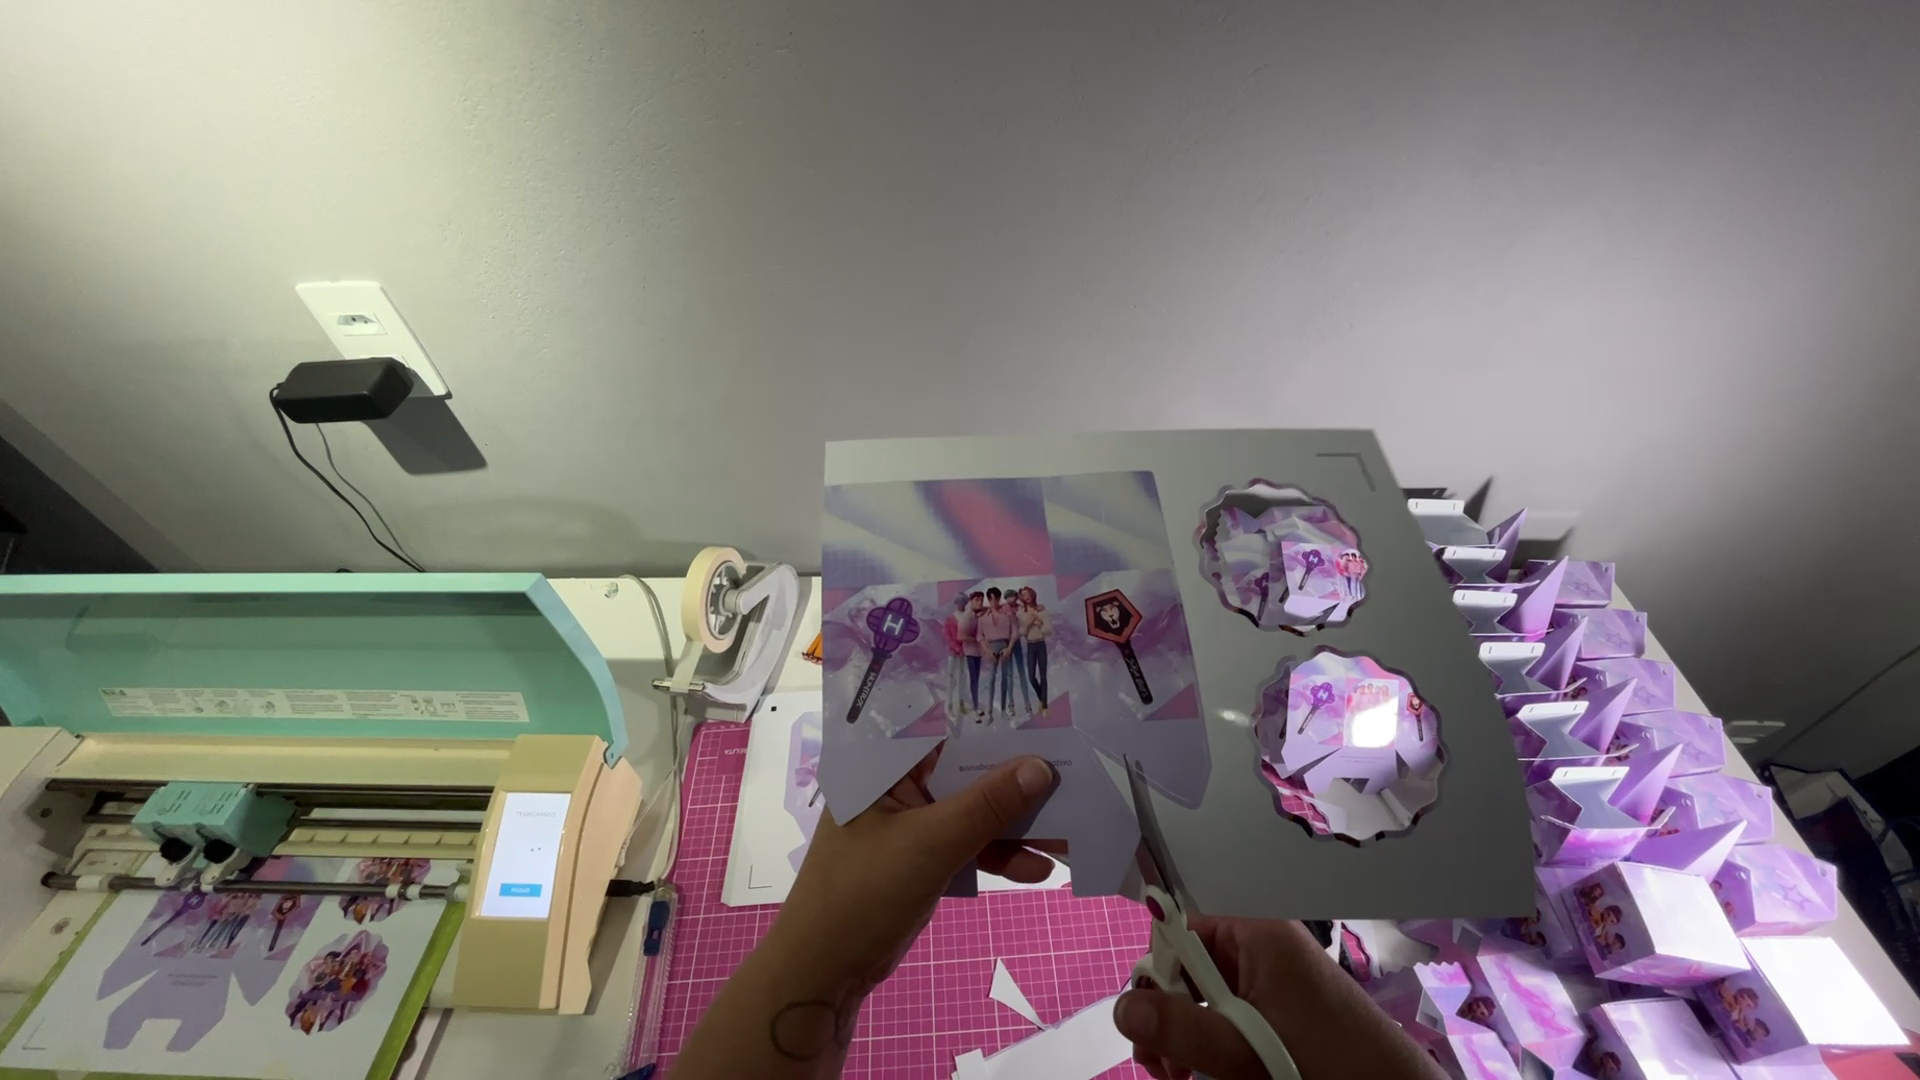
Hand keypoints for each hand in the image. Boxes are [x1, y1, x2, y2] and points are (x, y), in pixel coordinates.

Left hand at [770, 748, 1057, 992]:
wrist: (825, 973)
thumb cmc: (865, 891)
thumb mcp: (931, 842)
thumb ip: (987, 804)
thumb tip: (1040, 766)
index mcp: (885, 764)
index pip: (947, 733)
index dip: (996, 730)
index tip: (1047, 727)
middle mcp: (898, 785)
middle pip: (966, 773)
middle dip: (1016, 783)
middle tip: (1070, 780)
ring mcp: (912, 823)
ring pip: (973, 811)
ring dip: (1015, 825)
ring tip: (1067, 834)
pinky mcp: (923, 857)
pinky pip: (969, 844)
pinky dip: (999, 855)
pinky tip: (1037, 869)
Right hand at [1114, 917, 1443, 1079]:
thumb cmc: (1329, 1064)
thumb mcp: (1246, 1049)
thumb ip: (1182, 1030)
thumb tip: (1120, 1009)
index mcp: (1253, 933)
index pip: (1179, 933)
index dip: (1158, 978)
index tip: (1150, 1030)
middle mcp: (1261, 950)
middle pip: (1190, 972)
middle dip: (1170, 1020)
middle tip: (1164, 1073)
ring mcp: (1275, 986)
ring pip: (1208, 1004)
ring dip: (1190, 1043)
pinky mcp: (1286, 1019)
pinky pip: (1234, 1024)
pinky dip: (1218, 1053)